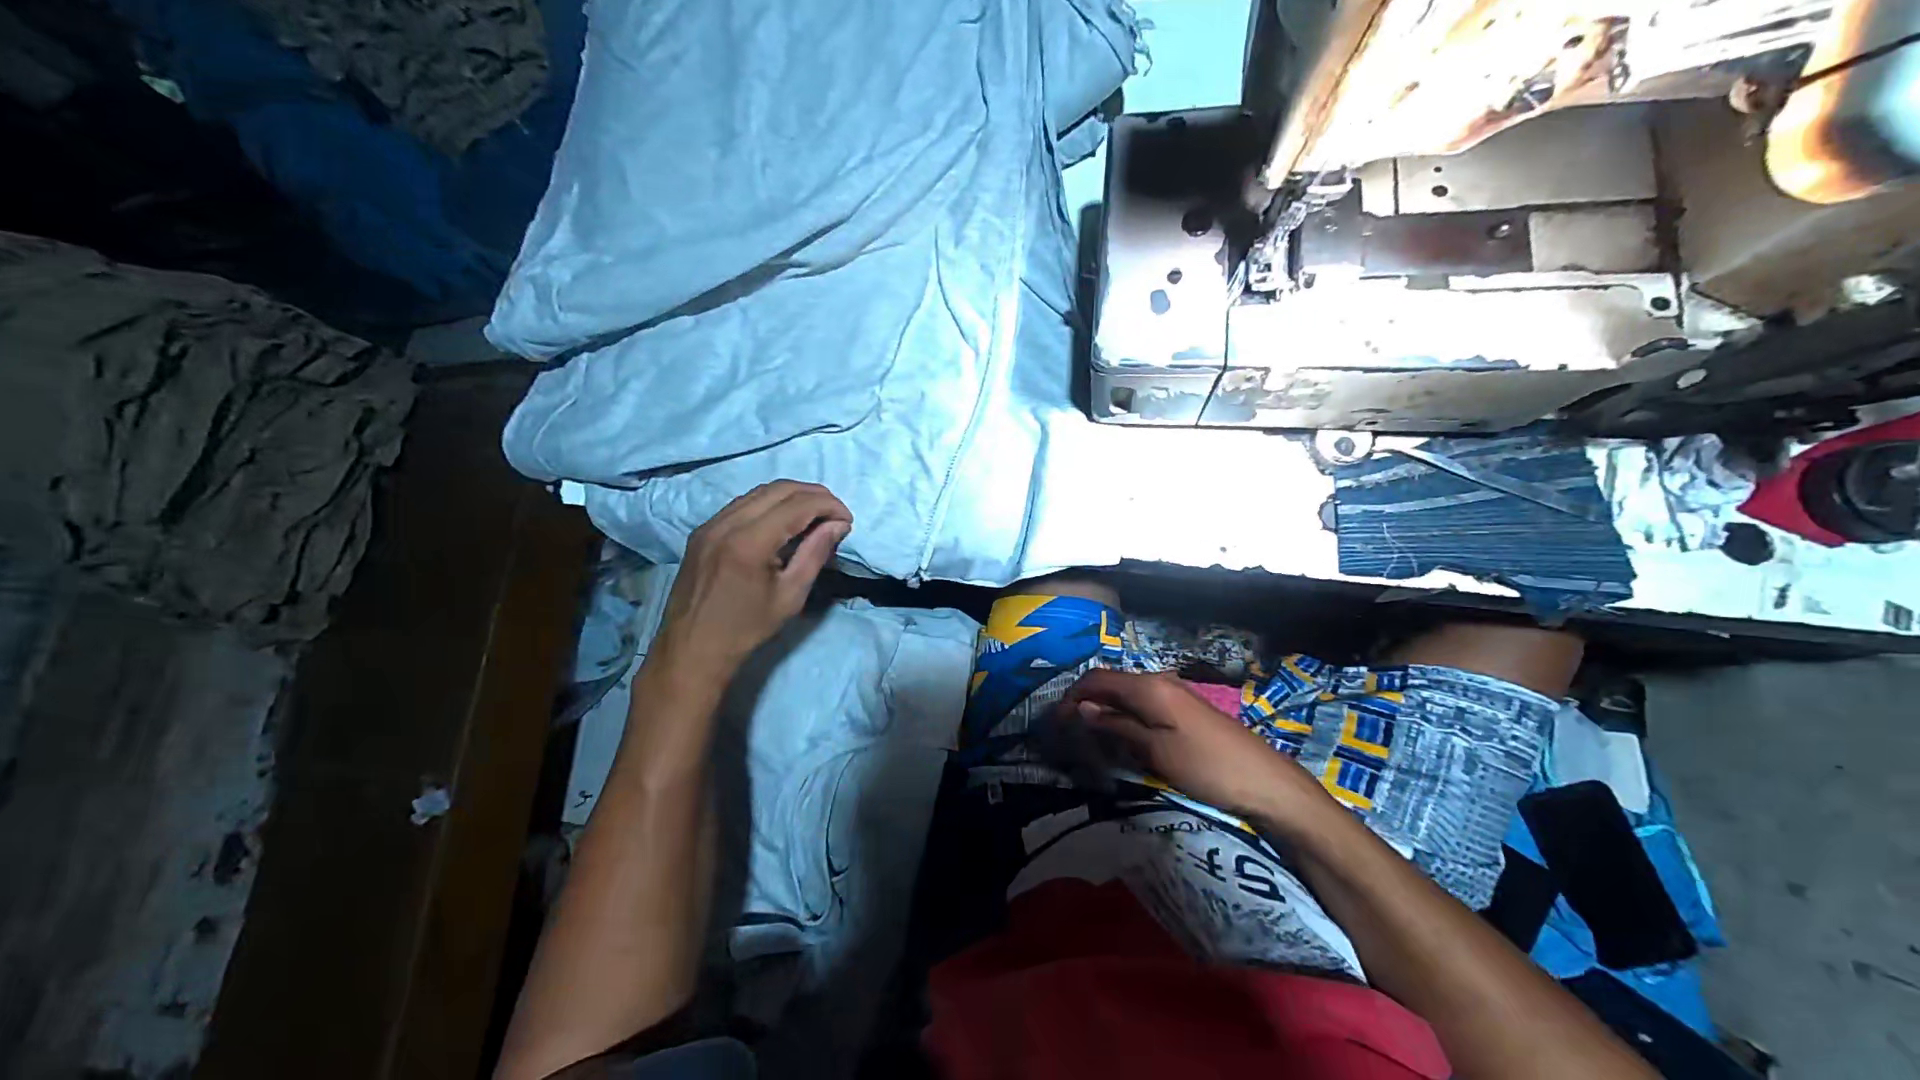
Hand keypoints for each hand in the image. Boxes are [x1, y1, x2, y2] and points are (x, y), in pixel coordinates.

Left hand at [653, 481, 851, 680]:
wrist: (692, 648)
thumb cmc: (747, 628)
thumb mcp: (791, 595)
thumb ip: (815, 554)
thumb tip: (838, 525)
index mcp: (750, 542)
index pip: (798, 505)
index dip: (828, 506)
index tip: (847, 520)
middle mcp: (727, 523)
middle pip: (779, 488)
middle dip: (814, 494)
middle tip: (836, 513)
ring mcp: (711, 523)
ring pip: (759, 492)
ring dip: (792, 496)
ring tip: (814, 514)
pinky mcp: (703, 530)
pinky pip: (742, 503)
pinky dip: (769, 504)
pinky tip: (783, 521)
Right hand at [1061, 669, 1329, 821]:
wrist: (1265, 782)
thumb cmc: (1207, 767)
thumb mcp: (1156, 751)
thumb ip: (1117, 727)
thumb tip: (1082, 710)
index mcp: (1149, 687)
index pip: (1096, 680)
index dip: (1072, 696)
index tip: (1054, 721)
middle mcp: (1159, 682)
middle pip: (1110, 683)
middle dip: (1085, 701)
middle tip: (1067, 730)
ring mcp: (1174, 693)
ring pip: (1126, 694)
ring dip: (1104, 709)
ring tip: (1088, 735)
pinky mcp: (1184, 709)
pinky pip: (1142, 703)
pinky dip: (1123, 715)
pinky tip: (1120, 735)